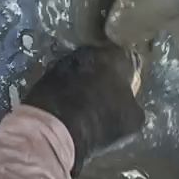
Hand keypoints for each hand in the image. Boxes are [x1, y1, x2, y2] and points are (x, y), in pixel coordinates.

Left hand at [20, 45, 144, 173]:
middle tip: (105, 97)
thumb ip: (134, 103)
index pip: (127, 61)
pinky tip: (68, 108)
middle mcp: (88, 51)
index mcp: (115, 55)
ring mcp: (63, 61)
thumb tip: (129, 103)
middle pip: (101, 61)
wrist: (57, 126)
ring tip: (85, 104)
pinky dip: (66, 91)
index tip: (126, 90)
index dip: (127, 77)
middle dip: (103, 76)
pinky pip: (62, 81)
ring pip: (79, 70)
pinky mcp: (44, 75)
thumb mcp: (133, 118)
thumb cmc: (103, 119)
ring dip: (82, 82)